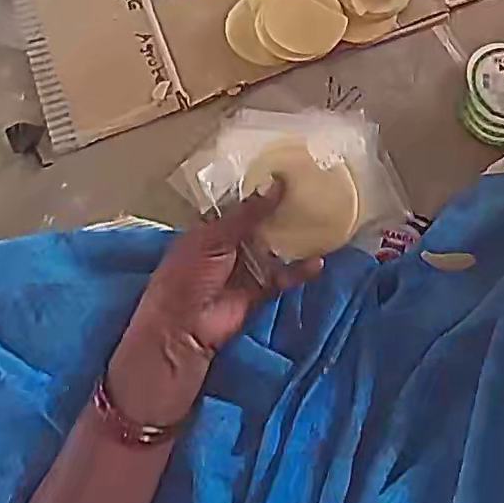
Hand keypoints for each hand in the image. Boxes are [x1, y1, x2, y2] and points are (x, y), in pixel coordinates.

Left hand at [108, 184, 322, 422]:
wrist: (182, 331)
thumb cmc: (187, 275)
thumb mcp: (213, 237)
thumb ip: (248, 212)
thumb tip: (277, 182)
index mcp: (213, 228)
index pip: (241, 204)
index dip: (261, 190)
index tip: (289, 171)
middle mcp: (232, 245)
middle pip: (263, 223)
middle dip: (284, 210)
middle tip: (313, 189)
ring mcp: (248, 268)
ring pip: (277, 247)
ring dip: (296, 236)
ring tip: (322, 219)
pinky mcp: (262, 290)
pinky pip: (286, 276)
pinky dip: (301, 270)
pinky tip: (318, 262)